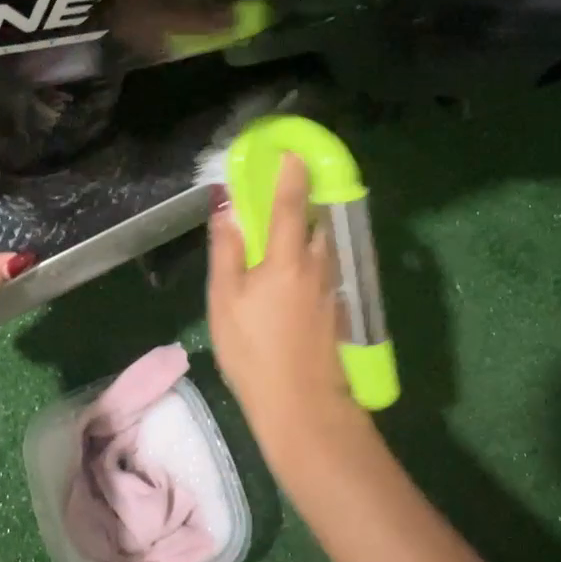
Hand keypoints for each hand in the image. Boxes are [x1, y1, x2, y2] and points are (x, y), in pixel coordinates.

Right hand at [206, 155, 356, 443]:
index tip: (292, 151)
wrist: (304, 410)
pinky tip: (294, 275)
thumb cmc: (254, 351)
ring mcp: (330, 291)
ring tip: (286, 233)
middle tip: (283, 195)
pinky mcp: (335, 313)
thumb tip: (226, 209)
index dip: (291, 175)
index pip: (291, 204)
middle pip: (315, 223)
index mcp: (286, 259)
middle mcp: (315, 267)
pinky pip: (323, 270)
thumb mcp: (225, 299)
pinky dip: (311, 259)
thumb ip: (227, 250)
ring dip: (309, 231)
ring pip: (322, 248)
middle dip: (303, 204)